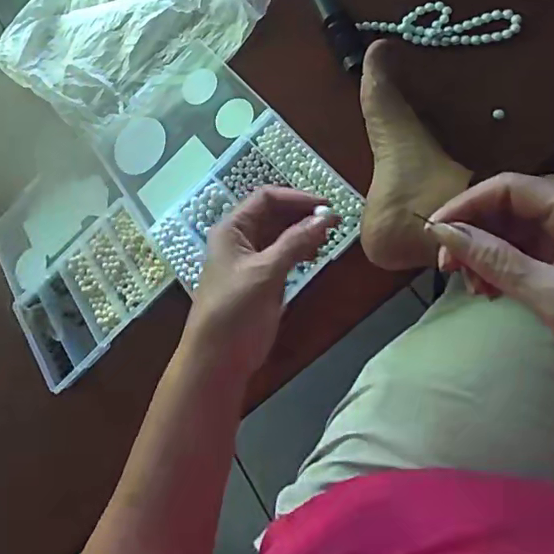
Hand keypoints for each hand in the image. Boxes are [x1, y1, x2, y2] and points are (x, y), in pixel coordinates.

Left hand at [185, 187, 334, 373]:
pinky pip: (282, 254)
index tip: (327, 205)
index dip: (296, 198)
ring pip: (279, 234)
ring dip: (303, 231)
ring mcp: (250, 259)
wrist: (218, 356)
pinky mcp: (260, 278)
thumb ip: (295, 243)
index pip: (265, 198)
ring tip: (329, 237)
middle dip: (302, 214)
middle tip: (335, 221)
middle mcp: (239, 239)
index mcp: (231, 229)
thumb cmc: (235, 309)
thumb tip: (326, 218)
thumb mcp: (265, 272)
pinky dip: (299, 250)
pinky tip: (316, 253)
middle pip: (273, 214)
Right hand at [427, 174, 553, 392]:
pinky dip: (504, 267)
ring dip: (485, 253)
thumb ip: (497, 260)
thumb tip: (443, 232)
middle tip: (447, 268)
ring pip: (516, 230)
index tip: (432, 234)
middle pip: (510, 207)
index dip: (466, 205)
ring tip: (471, 286)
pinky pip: (530, 251)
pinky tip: (492, 290)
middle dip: (473, 233)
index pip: (511, 188)